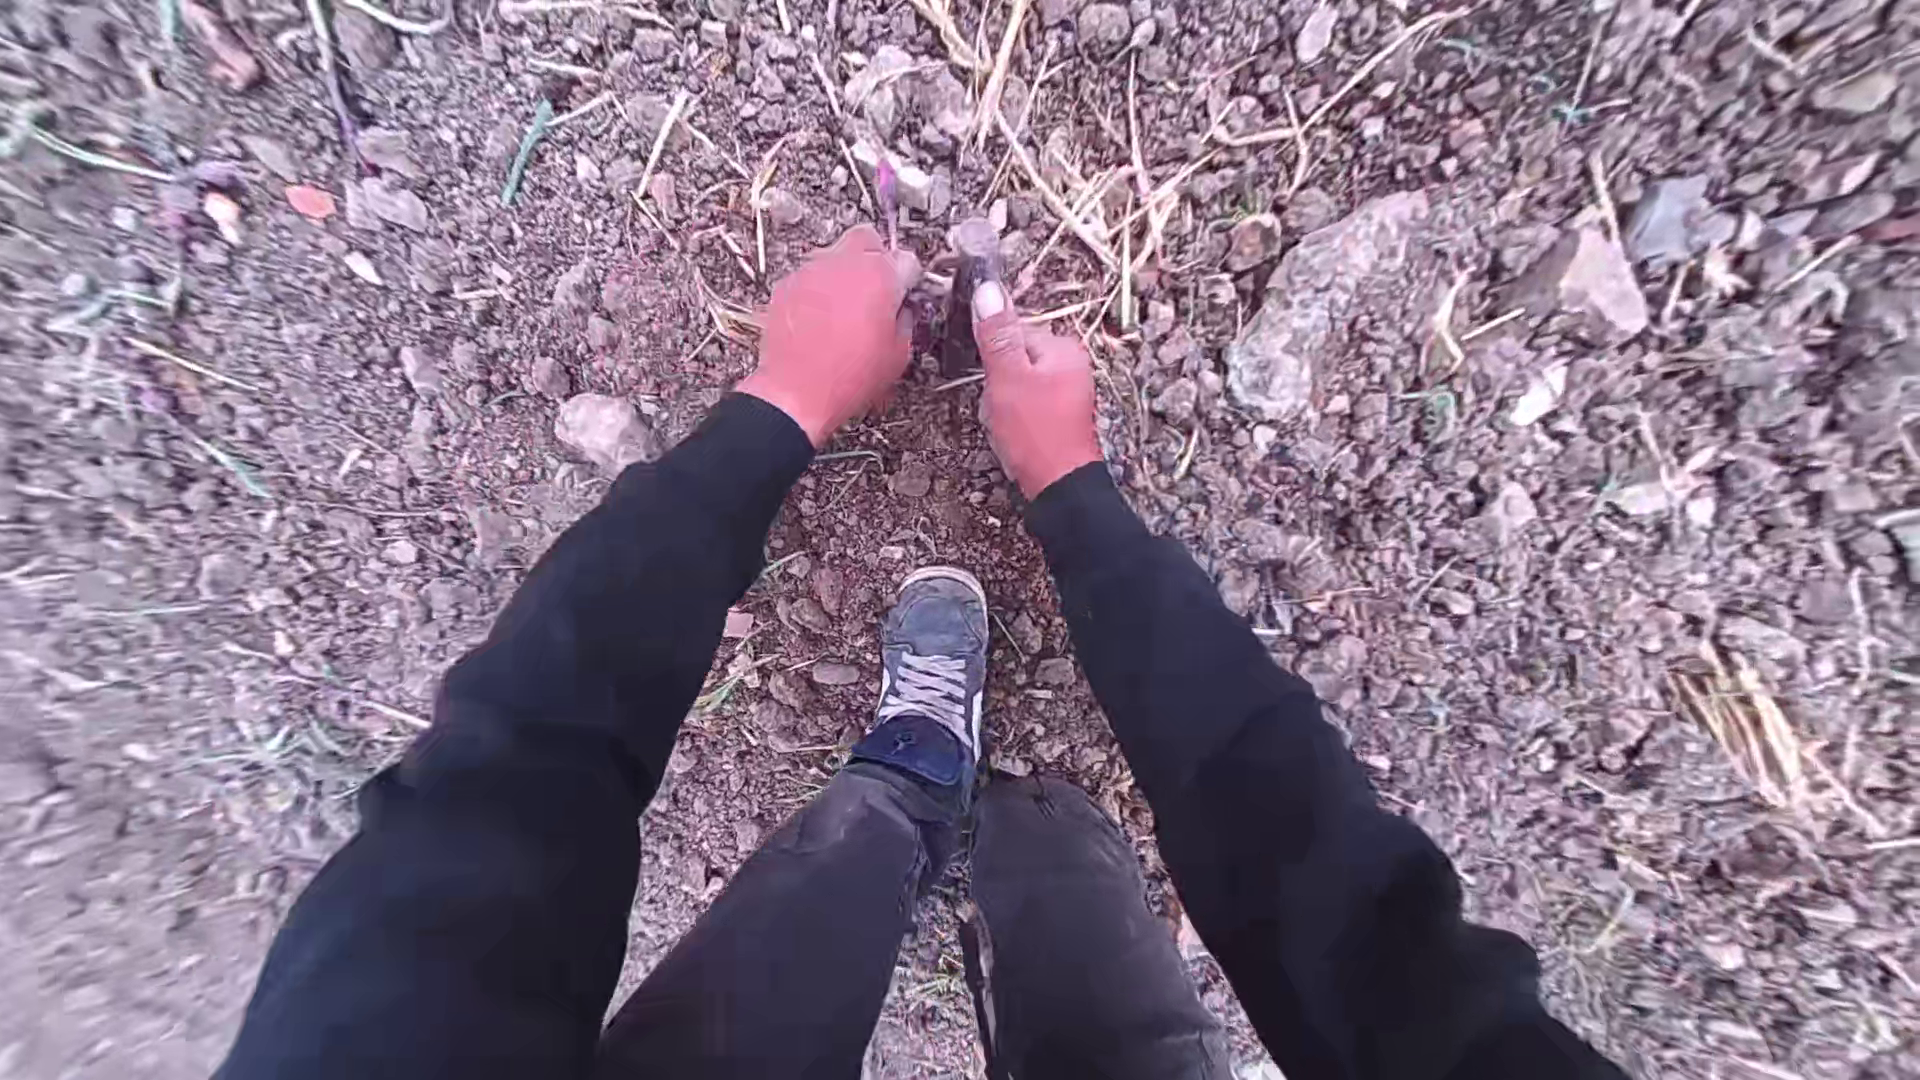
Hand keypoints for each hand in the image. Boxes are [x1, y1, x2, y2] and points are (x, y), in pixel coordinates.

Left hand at [738, 225, 921, 446]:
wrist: (798, 394)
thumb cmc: (847, 378)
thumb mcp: (898, 356)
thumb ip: (906, 322)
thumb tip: (903, 313)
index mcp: (881, 275)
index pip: (907, 259)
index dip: (910, 280)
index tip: (908, 295)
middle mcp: (844, 262)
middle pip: (868, 239)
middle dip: (878, 261)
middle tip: (881, 293)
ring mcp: (812, 270)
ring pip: (836, 255)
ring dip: (847, 276)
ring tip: (849, 313)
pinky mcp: (787, 285)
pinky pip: (811, 276)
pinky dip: (820, 291)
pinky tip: (824, 321)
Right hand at [974, 281, 1102, 497]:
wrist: (1058, 487)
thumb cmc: (1036, 433)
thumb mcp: (1008, 378)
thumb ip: (997, 336)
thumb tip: (987, 289)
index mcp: (1063, 349)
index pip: (1013, 334)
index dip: (994, 359)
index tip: (993, 383)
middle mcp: (1070, 366)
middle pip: (1014, 361)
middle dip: (998, 386)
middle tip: (1002, 408)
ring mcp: (1066, 393)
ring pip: (1016, 387)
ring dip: (1002, 406)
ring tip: (1008, 425)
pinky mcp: (1058, 417)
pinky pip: (1025, 407)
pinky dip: (1013, 420)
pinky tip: (1014, 436)